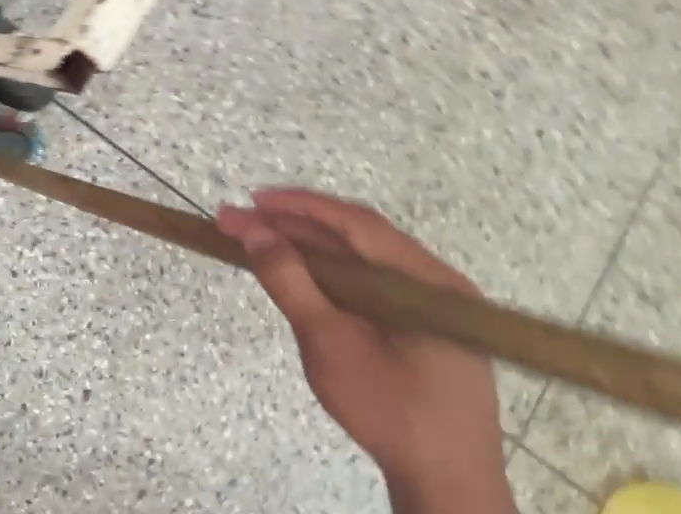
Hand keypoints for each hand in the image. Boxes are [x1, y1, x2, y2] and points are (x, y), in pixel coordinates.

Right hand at [216, 189, 512, 513]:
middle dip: (290, 225)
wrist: (446, 481)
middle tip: (234, 222)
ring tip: (252, 241)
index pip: (356, 223)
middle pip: (356, 238)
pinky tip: (294, 273)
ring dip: (304, 247)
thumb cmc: (389, 408)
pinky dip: (325, 272)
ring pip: (359, 260)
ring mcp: (431, 307)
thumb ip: (288, 280)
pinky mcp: (421, 327)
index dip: (299, 205)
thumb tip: (252, 230)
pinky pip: (368, 283)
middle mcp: (436, 284)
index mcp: (427, 281)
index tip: (248, 200)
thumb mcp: (327, 340)